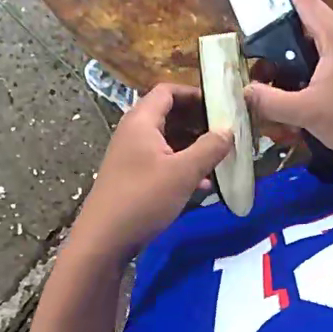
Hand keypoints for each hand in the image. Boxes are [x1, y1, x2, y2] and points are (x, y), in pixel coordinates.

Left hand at [71, 84, 233, 263]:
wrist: (104, 240)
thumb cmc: (143, 199)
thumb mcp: (183, 173)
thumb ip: (210, 148)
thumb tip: (228, 130)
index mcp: (141, 121)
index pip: (168, 91)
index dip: (195, 94)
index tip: (221, 106)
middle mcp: (134, 132)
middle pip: (169, 114)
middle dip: (198, 121)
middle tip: (226, 132)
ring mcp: (131, 156)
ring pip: (168, 140)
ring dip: (193, 146)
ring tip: (220, 157)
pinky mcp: (133, 177)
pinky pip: (162, 161)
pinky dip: (182, 166)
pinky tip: (205, 184)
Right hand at [245, 0, 332, 180]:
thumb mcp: (306, 112)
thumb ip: (270, 101)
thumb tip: (243, 91)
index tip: (247, 11)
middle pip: (298, 27)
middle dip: (272, 45)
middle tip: (251, 65)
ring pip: (304, 52)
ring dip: (284, 68)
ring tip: (266, 90)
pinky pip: (315, 70)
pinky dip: (298, 82)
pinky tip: (287, 106)